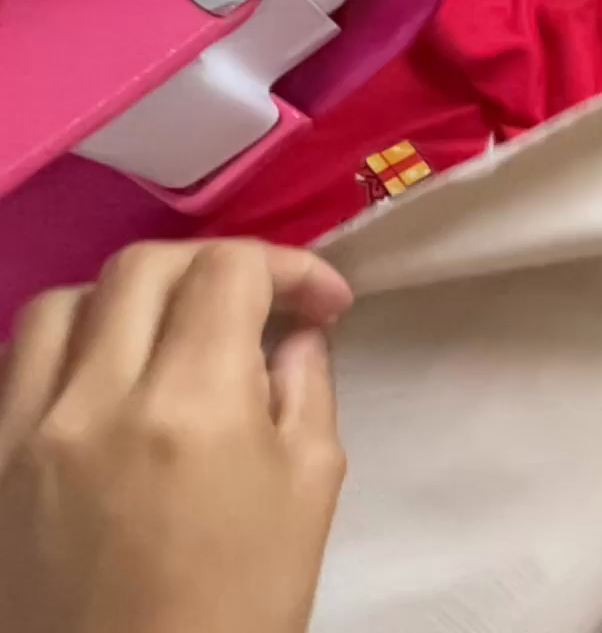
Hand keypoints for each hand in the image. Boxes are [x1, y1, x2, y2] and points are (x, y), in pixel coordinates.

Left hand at [0, 240, 354, 632]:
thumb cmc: (252, 579)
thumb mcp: (312, 472)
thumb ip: (305, 383)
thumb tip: (296, 331)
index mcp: (190, 406)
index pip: (229, 272)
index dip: (293, 267)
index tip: (328, 304)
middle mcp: (90, 403)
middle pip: (144, 267)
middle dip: (225, 264)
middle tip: (269, 301)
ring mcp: (18, 433)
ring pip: (65, 301)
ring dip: (144, 293)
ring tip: (191, 327)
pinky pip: (22, 360)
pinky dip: (84, 335)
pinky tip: (128, 367)